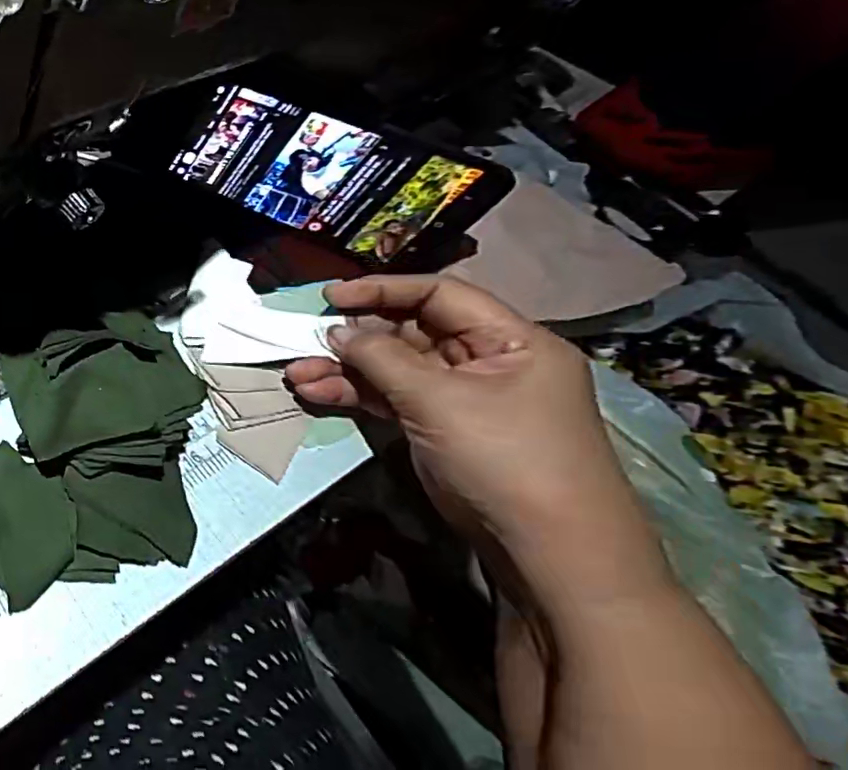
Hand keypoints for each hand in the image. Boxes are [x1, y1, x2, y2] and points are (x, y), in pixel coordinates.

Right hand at [284, 276, 666, 603]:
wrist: (548, 558)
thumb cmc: (505, 460)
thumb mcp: (439, 401)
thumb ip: (382, 358)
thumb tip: (337, 331)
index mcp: (510, 339)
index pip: (439, 293)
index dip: (383, 290)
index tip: (332, 295)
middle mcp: (486, 360)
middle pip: (410, 330)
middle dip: (355, 336)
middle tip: (308, 339)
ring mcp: (460, 396)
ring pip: (393, 367)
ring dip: (346, 369)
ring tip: (299, 374)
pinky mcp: (440, 427)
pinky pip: (391, 397)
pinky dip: (356, 394)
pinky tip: (317, 392)